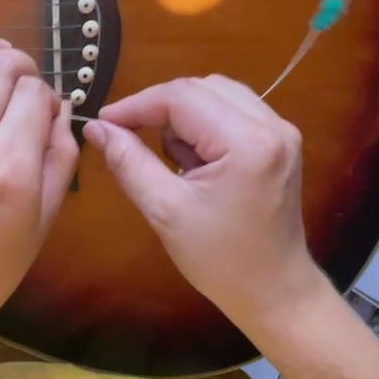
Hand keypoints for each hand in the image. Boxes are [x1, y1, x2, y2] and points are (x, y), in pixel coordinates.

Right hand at [83, 75, 324, 329]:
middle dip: (159, 108)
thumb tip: (96, 128)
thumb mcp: (166, 211)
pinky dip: (204, 126)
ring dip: (182, 117)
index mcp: (248, 143)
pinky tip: (192, 162)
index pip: (182, 97)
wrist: (273, 291)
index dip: (136, 105)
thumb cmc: (220, 260)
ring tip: (167, 159)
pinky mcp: (280, 143)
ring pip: (218, 95)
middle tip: (128, 137)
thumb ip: (129, 162)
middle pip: (202, 88)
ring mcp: (281, 132)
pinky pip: (233, 113)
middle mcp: (272, 125)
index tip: (103, 122)